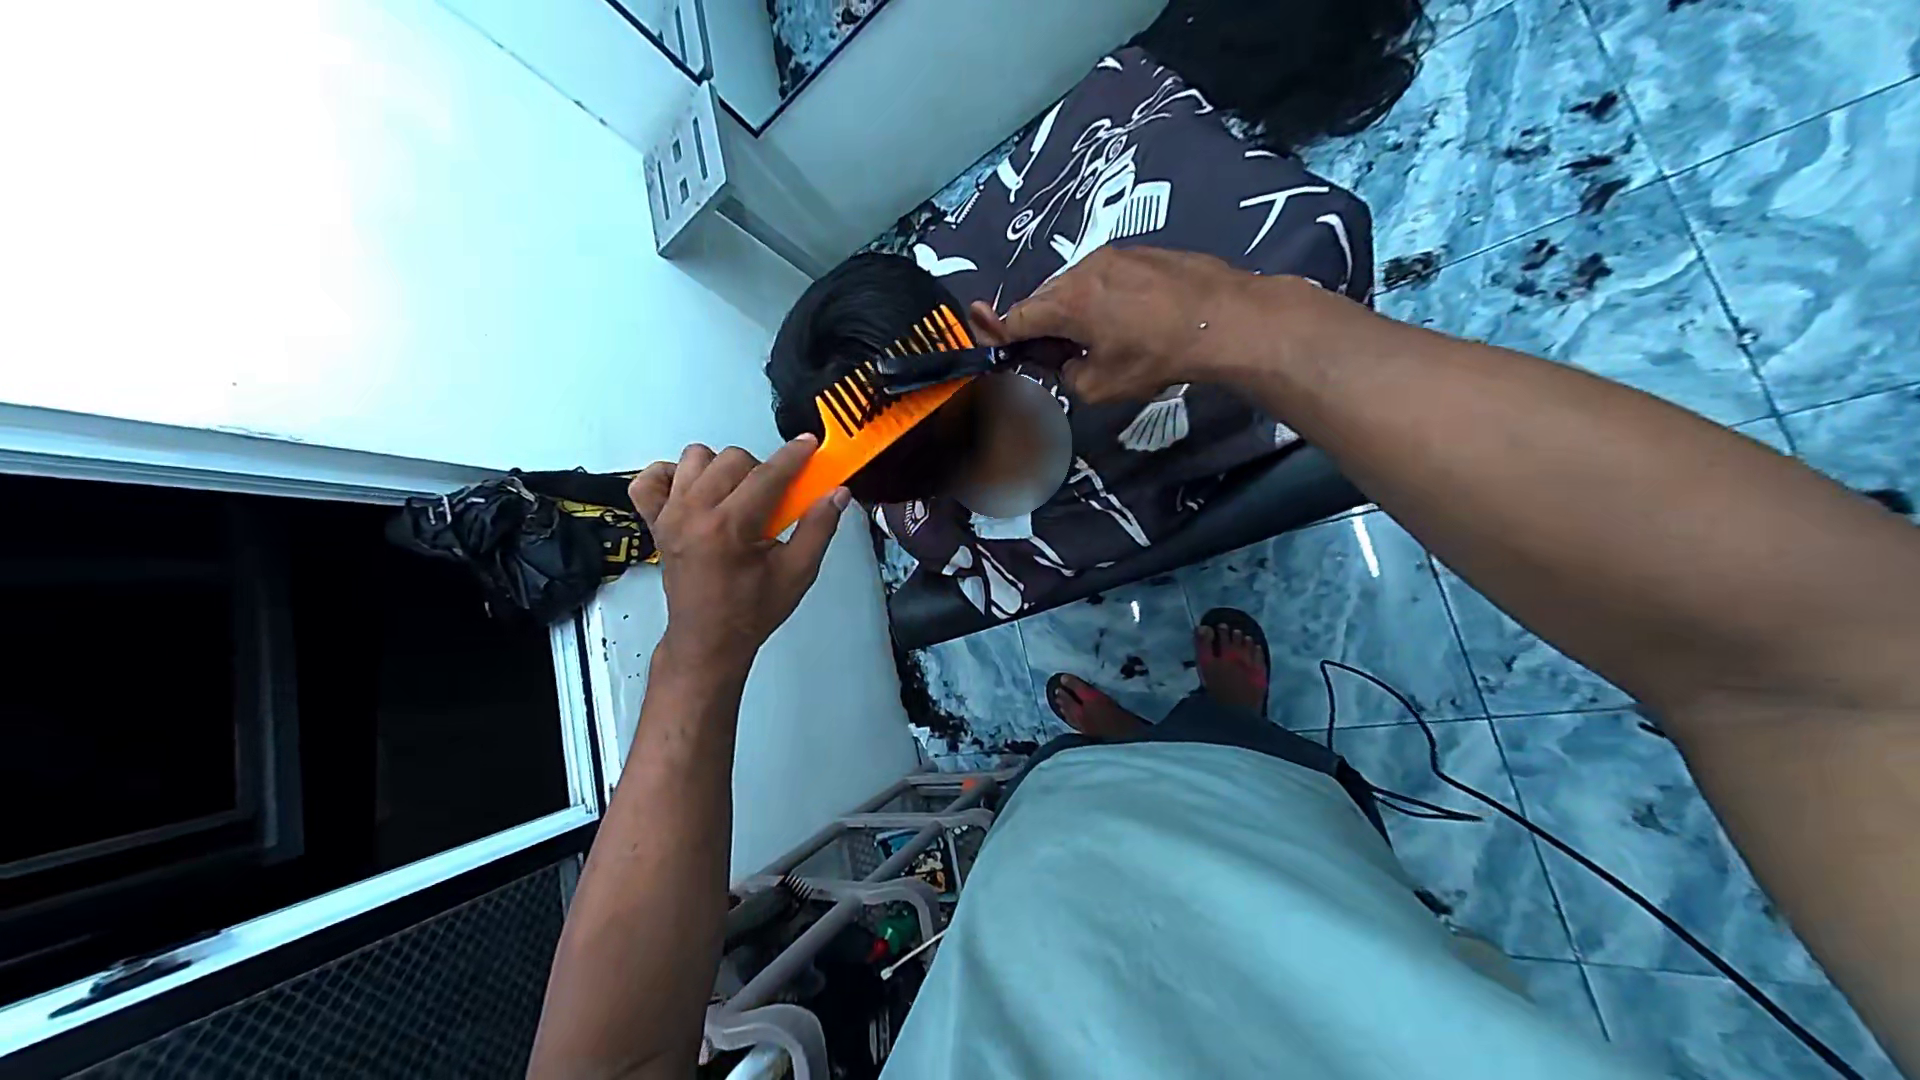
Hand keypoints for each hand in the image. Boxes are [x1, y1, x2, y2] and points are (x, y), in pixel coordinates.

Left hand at [628, 438, 849, 680]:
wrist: (708, 640)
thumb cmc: (754, 610)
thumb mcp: (798, 572)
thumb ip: (818, 527)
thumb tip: (838, 492)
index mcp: (729, 528)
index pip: (767, 475)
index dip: (793, 456)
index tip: (809, 443)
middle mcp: (693, 513)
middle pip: (732, 459)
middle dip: (761, 470)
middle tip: (773, 499)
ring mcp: (668, 515)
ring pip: (695, 458)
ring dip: (722, 469)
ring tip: (737, 496)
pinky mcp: (654, 521)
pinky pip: (652, 479)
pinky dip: (674, 476)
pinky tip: (696, 492)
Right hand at [967, 246, 1310, 402]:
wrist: (1226, 320)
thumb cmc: (1158, 356)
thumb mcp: (1101, 385)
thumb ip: (1067, 374)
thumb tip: (1066, 362)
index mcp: (1068, 302)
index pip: (1016, 318)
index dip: (998, 333)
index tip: (990, 340)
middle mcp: (1084, 268)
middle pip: (1042, 298)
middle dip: (1038, 325)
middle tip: (1052, 353)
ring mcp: (1115, 255)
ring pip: (1072, 285)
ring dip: (1069, 310)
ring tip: (1093, 337)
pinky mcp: (1142, 251)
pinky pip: (1102, 276)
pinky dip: (1097, 297)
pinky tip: (1122, 317)